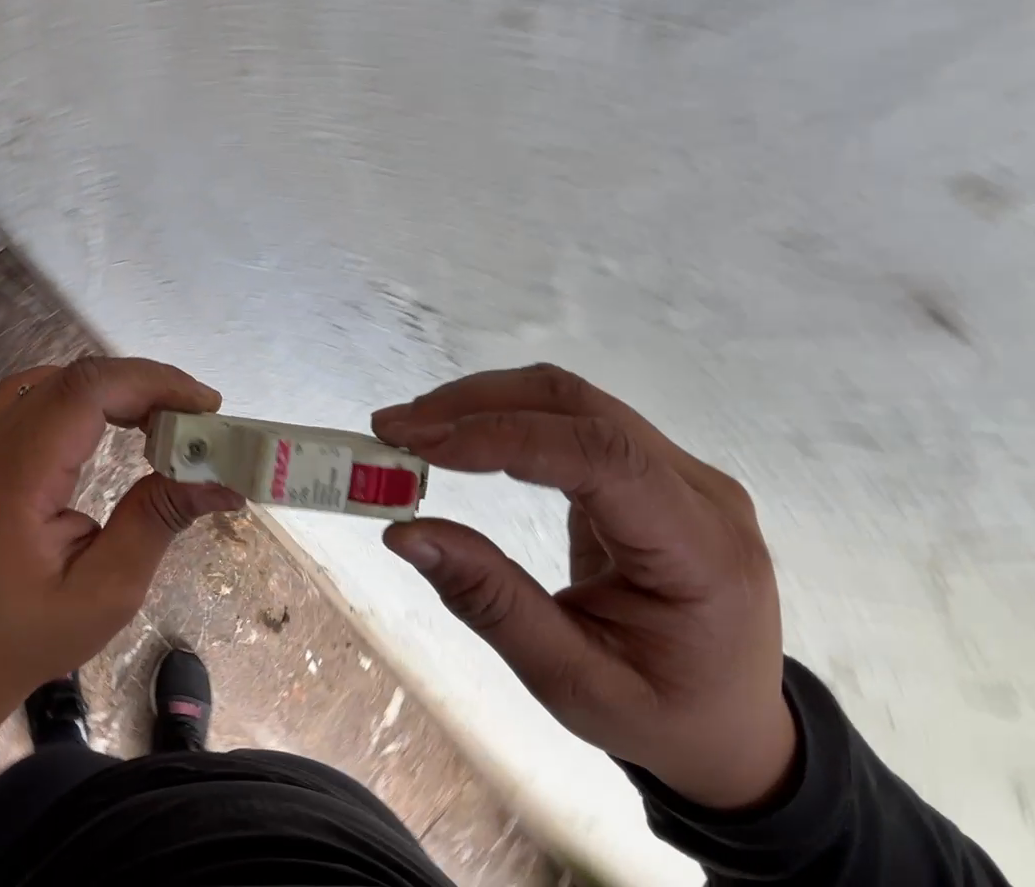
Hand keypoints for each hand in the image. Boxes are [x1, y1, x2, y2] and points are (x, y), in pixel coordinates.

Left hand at [0, 357, 244, 794]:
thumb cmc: (30, 634)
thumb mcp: (106, 592)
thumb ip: (156, 522)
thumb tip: (220, 479)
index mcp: (14, 477)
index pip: (84, 392)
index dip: (150, 384)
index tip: (206, 408)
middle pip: (73, 379)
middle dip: (144, 386)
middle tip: (197, 419)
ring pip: (55, 380)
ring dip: (115, 389)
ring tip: (164, 419)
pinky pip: (36, 397)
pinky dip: (85, 397)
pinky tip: (113, 420)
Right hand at [372, 364, 795, 809]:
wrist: (732, 724)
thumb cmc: (659, 715)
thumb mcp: (569, 681)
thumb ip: (491, 604)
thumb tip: (404, 533)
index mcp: (700, 551)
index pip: (602, 457)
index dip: (502, 437)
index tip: (415, 445)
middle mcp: (700, 492)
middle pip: (581, 407)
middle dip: (476, 406)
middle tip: (392, 429)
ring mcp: (680, 474)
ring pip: (571, 400)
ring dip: (482, 403)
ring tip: (409, 429)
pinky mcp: (650, 471)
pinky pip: (570, 420)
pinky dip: (501, 417)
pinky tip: (454, 438)